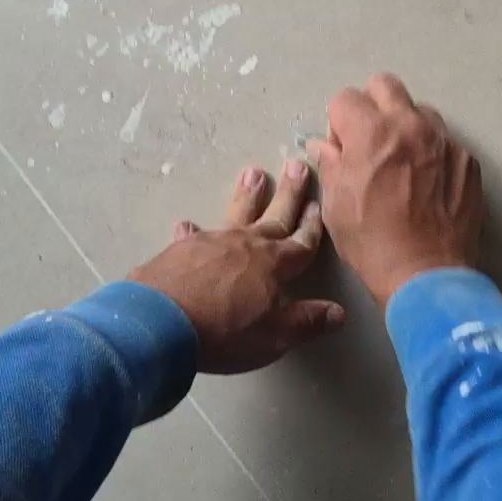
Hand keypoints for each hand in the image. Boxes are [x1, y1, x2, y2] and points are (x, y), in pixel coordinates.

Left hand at [129, 159, 346, 373]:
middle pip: (274, 216)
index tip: (318, 205)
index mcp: (274, 264)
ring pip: (235, 214)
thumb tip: (338, 312)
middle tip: (297, 165)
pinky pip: (191, 236)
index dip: (312, 226)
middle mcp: (245, 245)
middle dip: (288, 194)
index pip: (302, 242)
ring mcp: (211, 243)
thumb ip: (306, 321)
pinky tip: (186, 225)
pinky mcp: (180, 251)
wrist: (162, 323)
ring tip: (253, 173)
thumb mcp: (275, 335)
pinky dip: (193, 231)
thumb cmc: (226, 331)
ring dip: (246, 195)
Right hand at [310, 73, 483, 306]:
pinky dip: (432, 155)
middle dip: (371, 107)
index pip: (345, 98)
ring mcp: (445, 141)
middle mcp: (411, 125)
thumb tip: (326, 145)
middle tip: (369, 143)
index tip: (342, 150)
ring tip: (402, 165)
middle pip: (386, 86)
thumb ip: (330, 164)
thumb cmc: (371, 243)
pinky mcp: (468, 162)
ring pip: (420, 112)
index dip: (338, 125)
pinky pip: (445, 143)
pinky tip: (427, 187)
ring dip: (405, 127)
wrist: (425, 275)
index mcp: (371, 132)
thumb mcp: (335, 206)